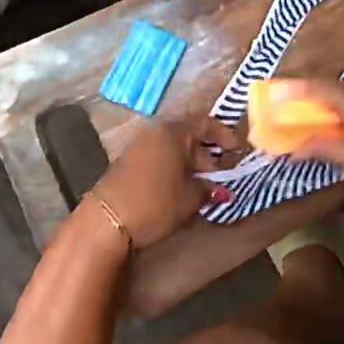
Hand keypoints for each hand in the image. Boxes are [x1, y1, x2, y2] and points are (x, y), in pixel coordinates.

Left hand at [91, 116, 240, 247]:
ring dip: (189, 164)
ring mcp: (138, 146)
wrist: (107, 220)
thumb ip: (208, 189)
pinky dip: (173, 168)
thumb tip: (220, 190)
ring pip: (172, 149)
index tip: (236, 149)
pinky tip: (181, 189)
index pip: (204, 122)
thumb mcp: (189, 198)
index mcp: (173, 133)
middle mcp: (154, 132)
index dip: (223, 134)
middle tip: (221, 175)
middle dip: (207, 154)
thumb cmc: (155, 203)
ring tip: (204, 186)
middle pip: (187, 135)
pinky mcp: (127, 162)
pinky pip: (159, 158)